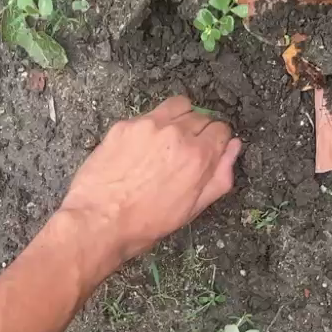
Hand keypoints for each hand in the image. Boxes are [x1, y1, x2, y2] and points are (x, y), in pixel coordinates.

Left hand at [57, 95, 240, 265]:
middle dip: (197, 133)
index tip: (206, 154)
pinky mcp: (125, 125)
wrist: (98, 223)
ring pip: (177, 106)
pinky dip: (150, 128)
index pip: (221, 130)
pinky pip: (147, 116)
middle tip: (182, 156)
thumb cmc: (143, 225)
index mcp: (198, 156)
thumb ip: (218, 178)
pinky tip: (140, 151)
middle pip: (200, 117)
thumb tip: (233, 149)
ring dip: (179, 119)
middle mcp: (176, 134)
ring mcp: (148, 125)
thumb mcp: (190, 210)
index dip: (215, 144)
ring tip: (167, 144)